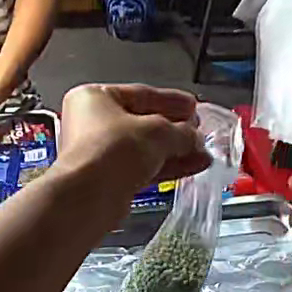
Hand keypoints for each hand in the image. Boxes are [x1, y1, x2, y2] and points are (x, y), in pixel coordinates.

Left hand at [54, 84, 210, 198]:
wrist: (90, 197)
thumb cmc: (111, 151)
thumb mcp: (157, 131)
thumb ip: (181, 131)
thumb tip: (194, 137)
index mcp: (94, 98)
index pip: (140, 94)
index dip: (170, 101)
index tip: (191, 106)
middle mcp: (92, 124)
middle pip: (142, 124)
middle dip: (175, 130)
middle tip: (197, 131)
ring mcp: (99, 155)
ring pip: (144, 149)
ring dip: (174, 151)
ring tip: (201, 153)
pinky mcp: (108, 181)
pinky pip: (142, 169)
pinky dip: (165, 168)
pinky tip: (190, 167)